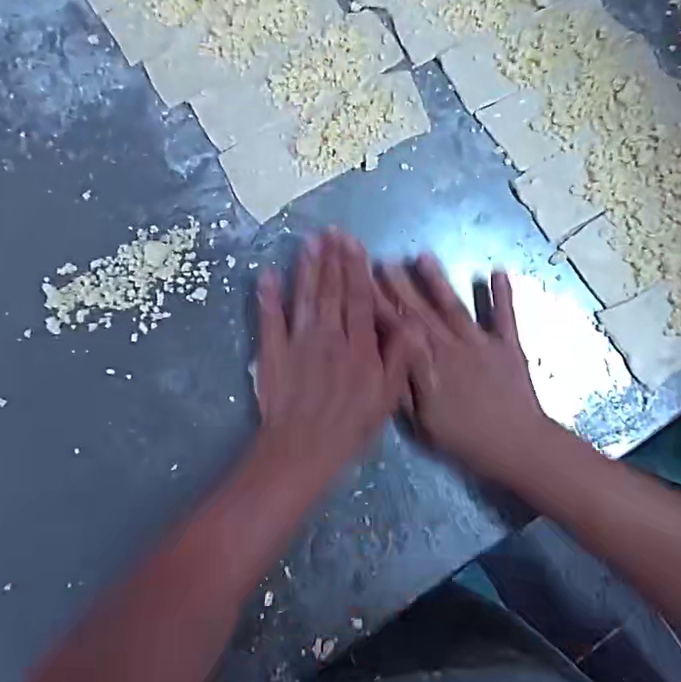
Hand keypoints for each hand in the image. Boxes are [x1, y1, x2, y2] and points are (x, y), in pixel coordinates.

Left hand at [252, 232, 406, 481]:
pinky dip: (268, 296)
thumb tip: (413, 324)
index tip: (354, 243)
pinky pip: (270, 318)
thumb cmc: (349, 427)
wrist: (303, 450)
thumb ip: (399, 359)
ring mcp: (298, 341)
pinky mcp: (273, 350)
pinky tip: (267, 273)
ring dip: (306, 268)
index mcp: (358, 347)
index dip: (356, 269)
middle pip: (331, 291)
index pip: (359, 300)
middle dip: (332, 259)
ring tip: (308, 242)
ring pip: (304, 297)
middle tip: (331, 231)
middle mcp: (328, 336)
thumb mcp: (386, 399)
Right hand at [374, 255, 559, 484]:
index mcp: (427, 364)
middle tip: (385, 260)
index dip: (379, 302)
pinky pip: (504, 316)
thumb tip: (387, 347)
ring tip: (423, 255)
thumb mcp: (422, 421)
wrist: (518, 447)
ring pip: (454, 305)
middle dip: (400, 284)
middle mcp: (450, 346)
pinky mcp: (508, 345)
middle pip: (421, 310)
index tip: (364, 280)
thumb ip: (404, 382)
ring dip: (438, 280)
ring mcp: (480, 342)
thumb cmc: (465, 439)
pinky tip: (498, 270)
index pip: (397, 326)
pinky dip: (502, 294)